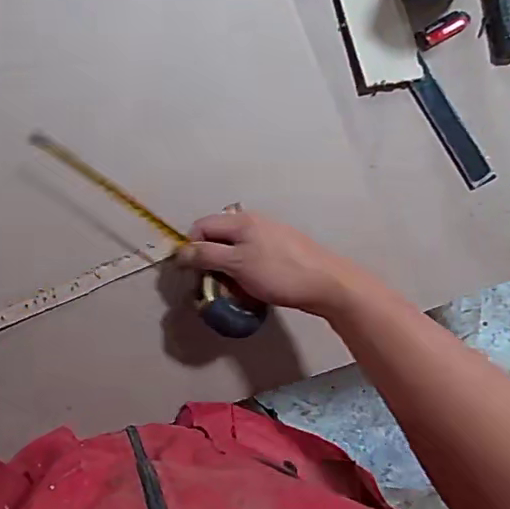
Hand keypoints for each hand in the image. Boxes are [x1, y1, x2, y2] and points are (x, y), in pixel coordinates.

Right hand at [175, 210, 372, 317]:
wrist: (329, 285)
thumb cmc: (280, 274)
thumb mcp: (237, 265)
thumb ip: (205, 256)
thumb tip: (180, 252)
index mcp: (240, 221)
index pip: (201, 227)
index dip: (191, 248)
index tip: (194, 272)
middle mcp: (253, 221)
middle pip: (216, 236)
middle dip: (209, 258)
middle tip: (212, 281)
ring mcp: (269, 234)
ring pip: (233, 247)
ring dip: (226, 266)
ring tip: (233, 286)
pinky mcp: (280, 249)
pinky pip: (250, 255)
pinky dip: (244, 269)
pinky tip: (252, 285)